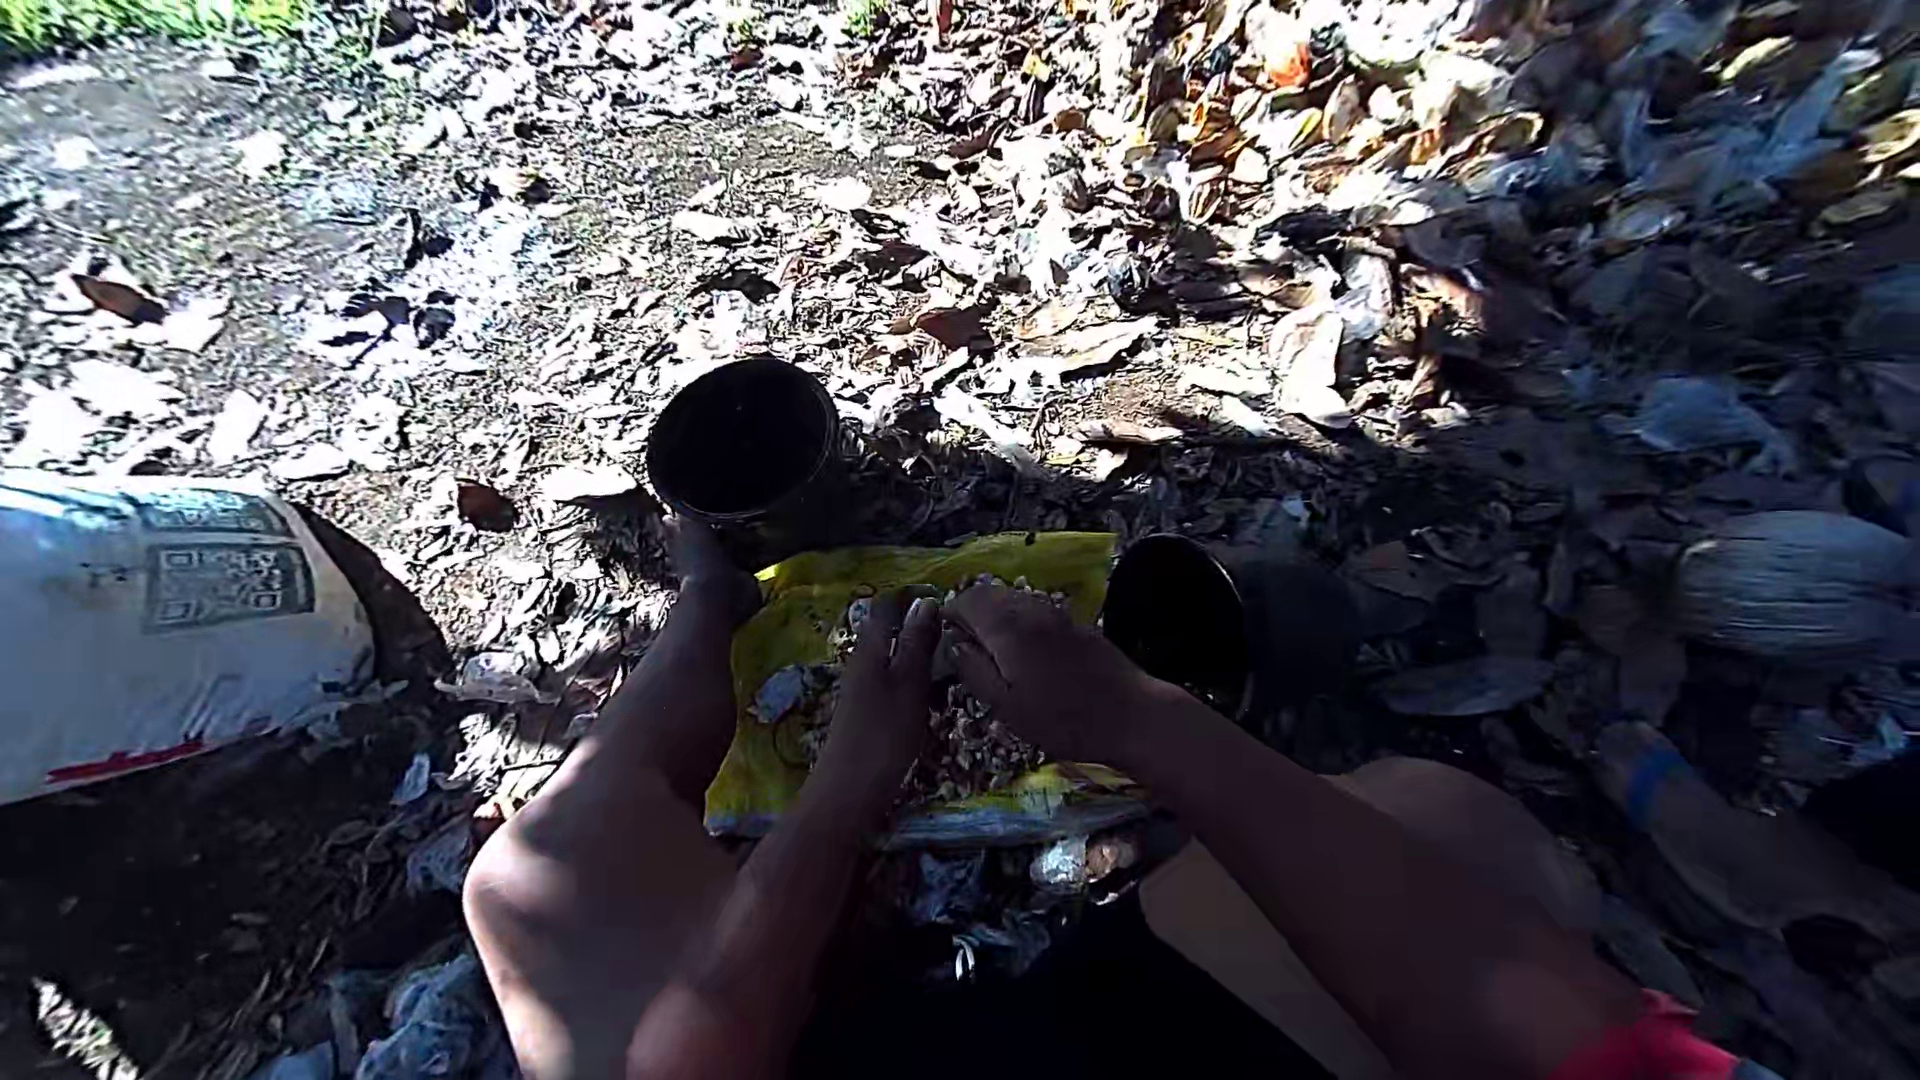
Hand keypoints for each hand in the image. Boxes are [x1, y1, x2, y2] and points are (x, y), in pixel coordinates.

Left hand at [812, 591, 939, 809]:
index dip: (911, 597)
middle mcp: (862, 661)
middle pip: (888, 629)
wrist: (848, 792)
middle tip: (956, 627)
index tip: (944, 597)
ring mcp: (862, 687)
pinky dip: (913, 675)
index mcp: (871, 649)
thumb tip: (927, 601)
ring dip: (918, 650)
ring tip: (950, 653)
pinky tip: (931, 688)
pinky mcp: (867, 709)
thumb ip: (917, 643)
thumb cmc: (883, 734)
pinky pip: (893, 678)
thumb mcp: (909, 684)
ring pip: (892, 654)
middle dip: (918, 623)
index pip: (886, 607)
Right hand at [940, 584, 1170, 764]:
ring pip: (1011, 598)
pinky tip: (1021, 650)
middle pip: (988, 593)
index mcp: (1009, 627)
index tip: (943, 638)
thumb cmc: (1063, 719)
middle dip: (969, 612)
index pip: (967, 599)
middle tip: (963, 644)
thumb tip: (953, 645)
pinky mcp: (1072, 621)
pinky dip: (1016, 619)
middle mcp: (1030, 609)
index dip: (949, 614)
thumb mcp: (1007, 706)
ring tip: (989, 648)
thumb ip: (974, 670)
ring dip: (992, 614)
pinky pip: (1032, 608)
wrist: (1131, 714)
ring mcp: (1054, 612)